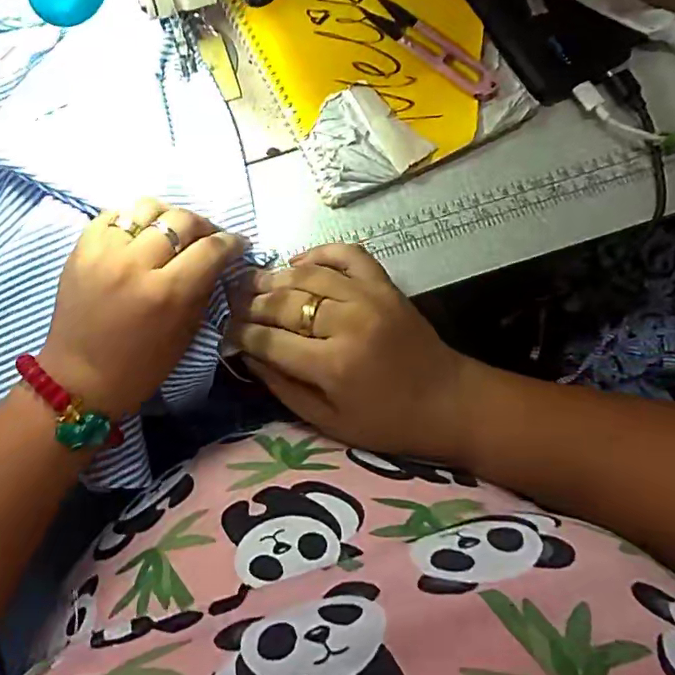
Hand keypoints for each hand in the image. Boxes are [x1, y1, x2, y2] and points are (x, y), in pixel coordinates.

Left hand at [39, 198, 247, 417]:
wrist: (79, 378)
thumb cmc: (141, 366)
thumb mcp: (186, 333)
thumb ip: (202, 289)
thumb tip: (217, 260)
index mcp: (166, 293)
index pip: (210, 248)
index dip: (231, 242)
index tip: (237, 243)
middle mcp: (135, 264)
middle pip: (182, 220)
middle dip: (203, 225)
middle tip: (207, 237)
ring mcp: (104, 253)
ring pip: (146, 207)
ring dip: (167, 216)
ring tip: (170, 231)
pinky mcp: (80, 249)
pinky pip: (112, 215)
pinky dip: (131, 220)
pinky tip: (138, 234)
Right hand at [229, 243, 480, 465]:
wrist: (449, 401)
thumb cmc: (386, 422)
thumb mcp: (328, 421)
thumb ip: (283, 387)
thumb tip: (246, 354)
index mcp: (333, 365)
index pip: (270, 340)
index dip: (240, 334)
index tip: (225, 331)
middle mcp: (348, 323)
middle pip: (284, 302)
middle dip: (250, 303)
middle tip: (230, 303)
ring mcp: (369, 297)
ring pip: (308, 275)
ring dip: (275, 276)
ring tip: (252, 282)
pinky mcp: (385, 285)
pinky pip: (347, 255)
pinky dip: (320, 252)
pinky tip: (298, 262)